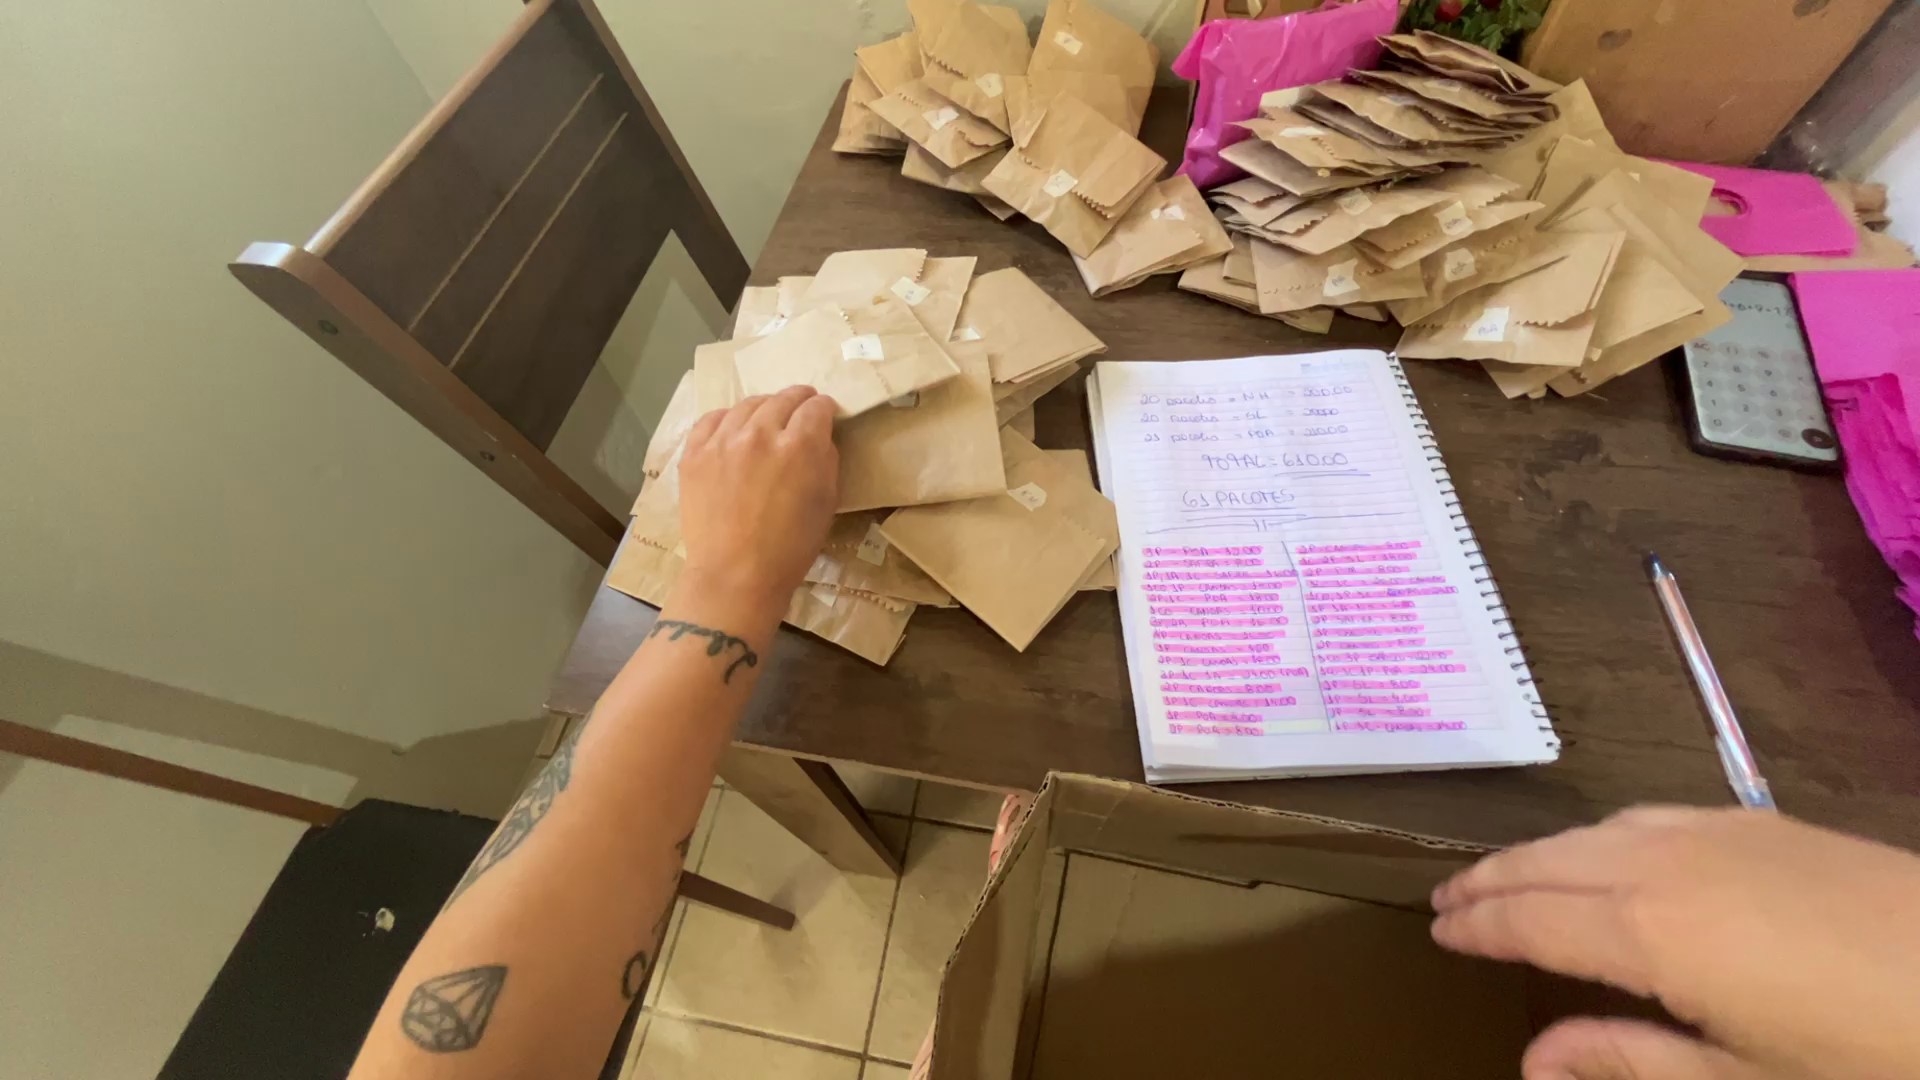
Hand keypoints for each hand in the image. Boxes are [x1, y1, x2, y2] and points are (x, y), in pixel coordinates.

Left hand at [677, 386, 838, 613]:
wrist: (736, 574)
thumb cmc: (792, 546)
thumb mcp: (827, 502)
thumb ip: (826, 459)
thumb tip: (819, 438)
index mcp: (800, 445)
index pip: (817, 407)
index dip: (825, 409)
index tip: (826, 416)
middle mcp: (760, 432)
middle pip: (784, 399)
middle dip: (799, 401)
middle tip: (802, 411)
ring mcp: (723, 440)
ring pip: (748, 405)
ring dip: (765, 408)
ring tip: (768, 418)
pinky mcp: (695, 452)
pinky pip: (713, 419)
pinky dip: (729, 419)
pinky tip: (734, 429)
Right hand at [1431, 806, 1919, 1079]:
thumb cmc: (1885, 1058)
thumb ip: (1630, 1063)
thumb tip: (1528, 1064)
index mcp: (1645, 932)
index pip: (1526, 920)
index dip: (1475, 926)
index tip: (1436, 931)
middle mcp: (1650, 864)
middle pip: (1537, 863)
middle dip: (1483, 882)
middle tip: (1443, 899)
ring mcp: (1700, 832)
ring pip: (1578, 834)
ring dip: (1529, 856)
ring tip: (1501, 876)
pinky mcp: (1749, 820)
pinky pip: (1634, 818)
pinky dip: (1588, 837)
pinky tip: (1596, 851)